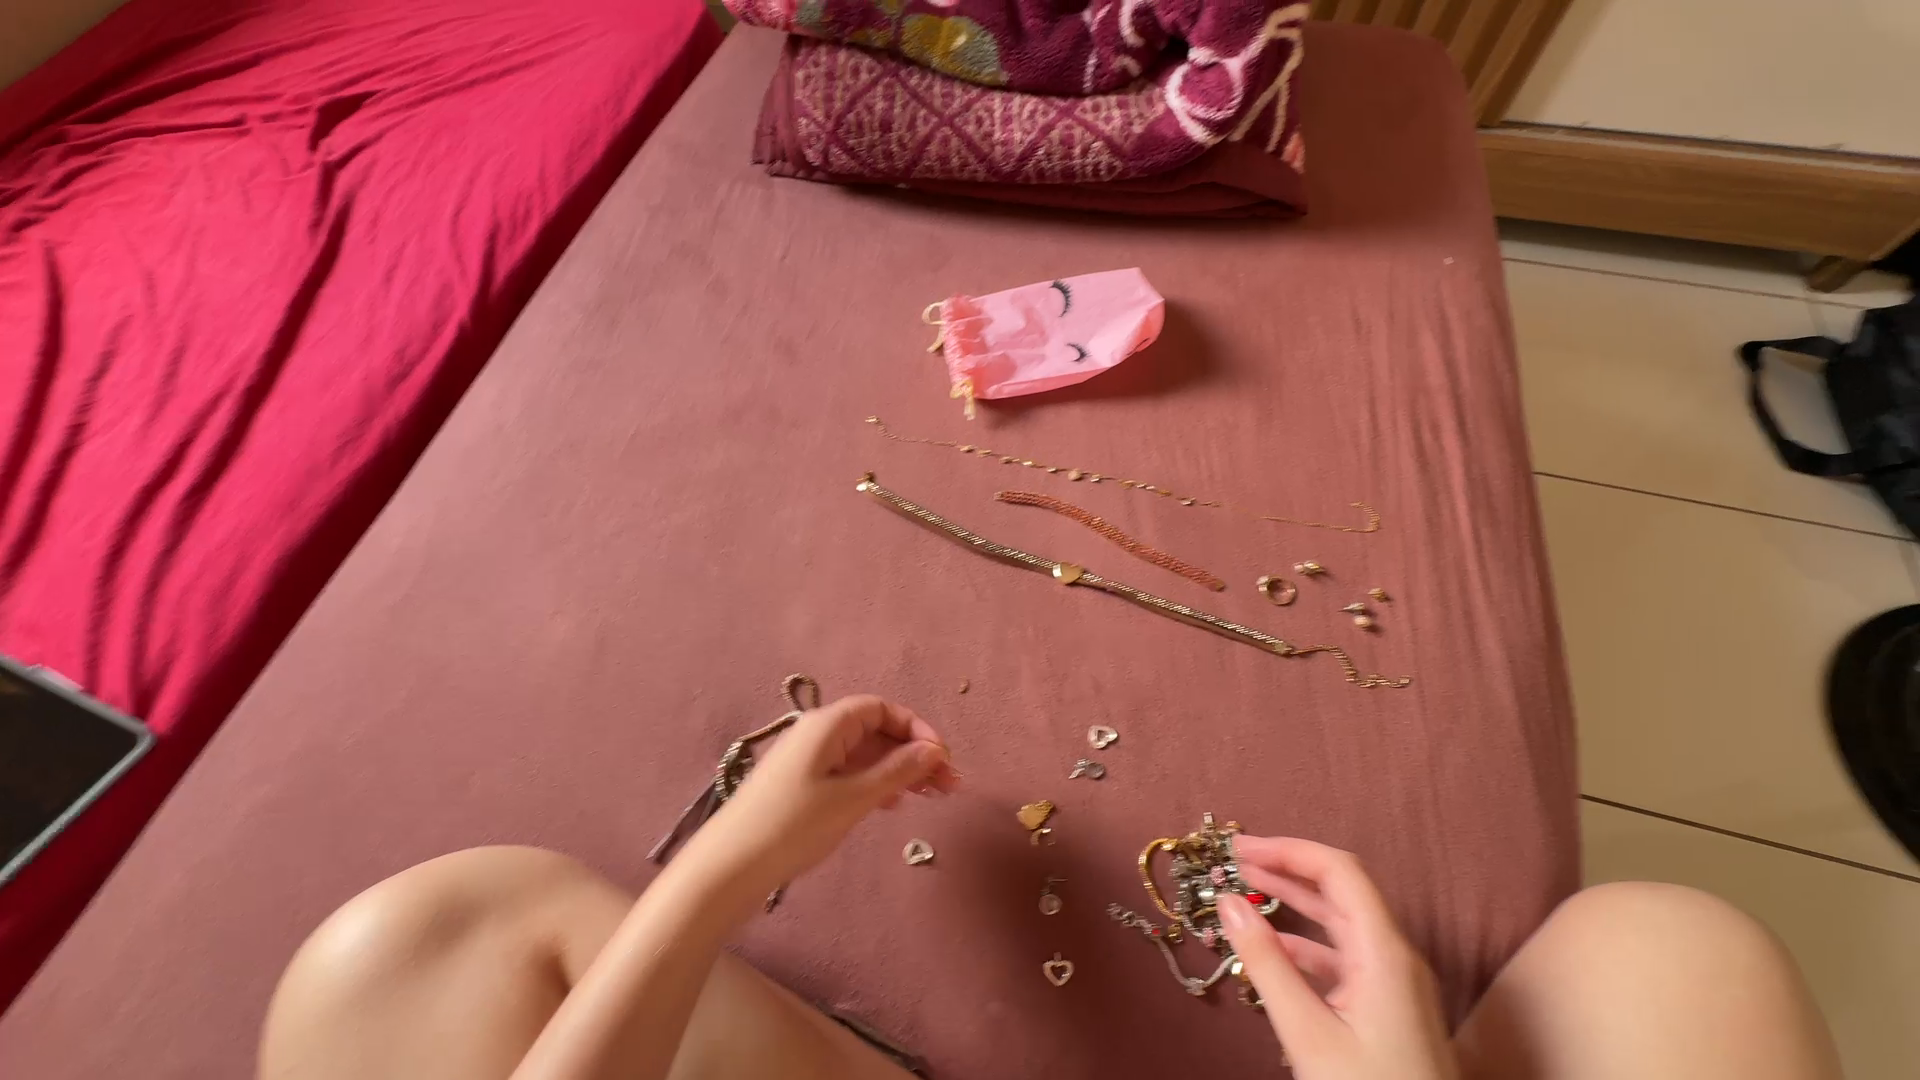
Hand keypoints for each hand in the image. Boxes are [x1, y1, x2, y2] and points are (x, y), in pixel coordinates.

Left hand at [686, 694, 958, 896]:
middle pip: (876, 732)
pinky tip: (891, 805)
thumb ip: (896, 771)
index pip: (881, 709)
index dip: (916, 729)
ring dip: (899, 771)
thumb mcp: (853, 798)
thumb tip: (934, 750)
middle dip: (914, 754)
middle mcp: (818, 734)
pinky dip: (875, 784)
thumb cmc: (793, 825)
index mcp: (828, 725)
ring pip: (865, 755)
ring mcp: (808, 761)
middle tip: (948, 786)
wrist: (728, 868)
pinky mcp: (802, 786)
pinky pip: (849, 773)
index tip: (941, 758)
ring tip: (929, 798)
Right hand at [1216, 836, 1457, 1079]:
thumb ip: (1266, 962)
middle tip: (1234, 859)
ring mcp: (1395, 981)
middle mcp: (1395, 955)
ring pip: (1340, 920)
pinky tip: (1271, 945)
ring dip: (1293, 900)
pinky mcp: (1388, 1005)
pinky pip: (1343, 954)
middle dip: (1286, 867)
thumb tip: (1227, 901)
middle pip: (1340, 889)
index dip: (1288, 850)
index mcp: (1384, 951)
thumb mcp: (1308, 1032)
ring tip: (1245, 889)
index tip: (1239, 847)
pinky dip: (1304, 940)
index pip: (1338, 871)